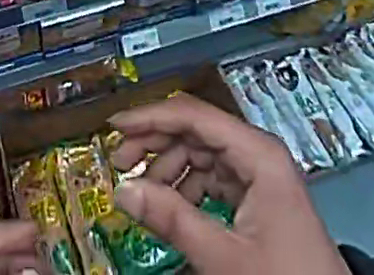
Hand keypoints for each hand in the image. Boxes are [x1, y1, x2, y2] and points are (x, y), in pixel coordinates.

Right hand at [108, 94, 349, 274]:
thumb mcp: (225, 257)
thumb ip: (172, 220)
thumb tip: (122, 190)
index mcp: (258, 153)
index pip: (193, 115)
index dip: (150, 117)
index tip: (114, 127)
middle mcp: (258, 152)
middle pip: (195, 129)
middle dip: (155, 142)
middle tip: (119, 161)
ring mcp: (260, 172)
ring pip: (201, 151)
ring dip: (168, 167)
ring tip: (142, 190)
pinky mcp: (258, 194)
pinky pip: (213, 175)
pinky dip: (186, 186)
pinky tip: (169, 205)